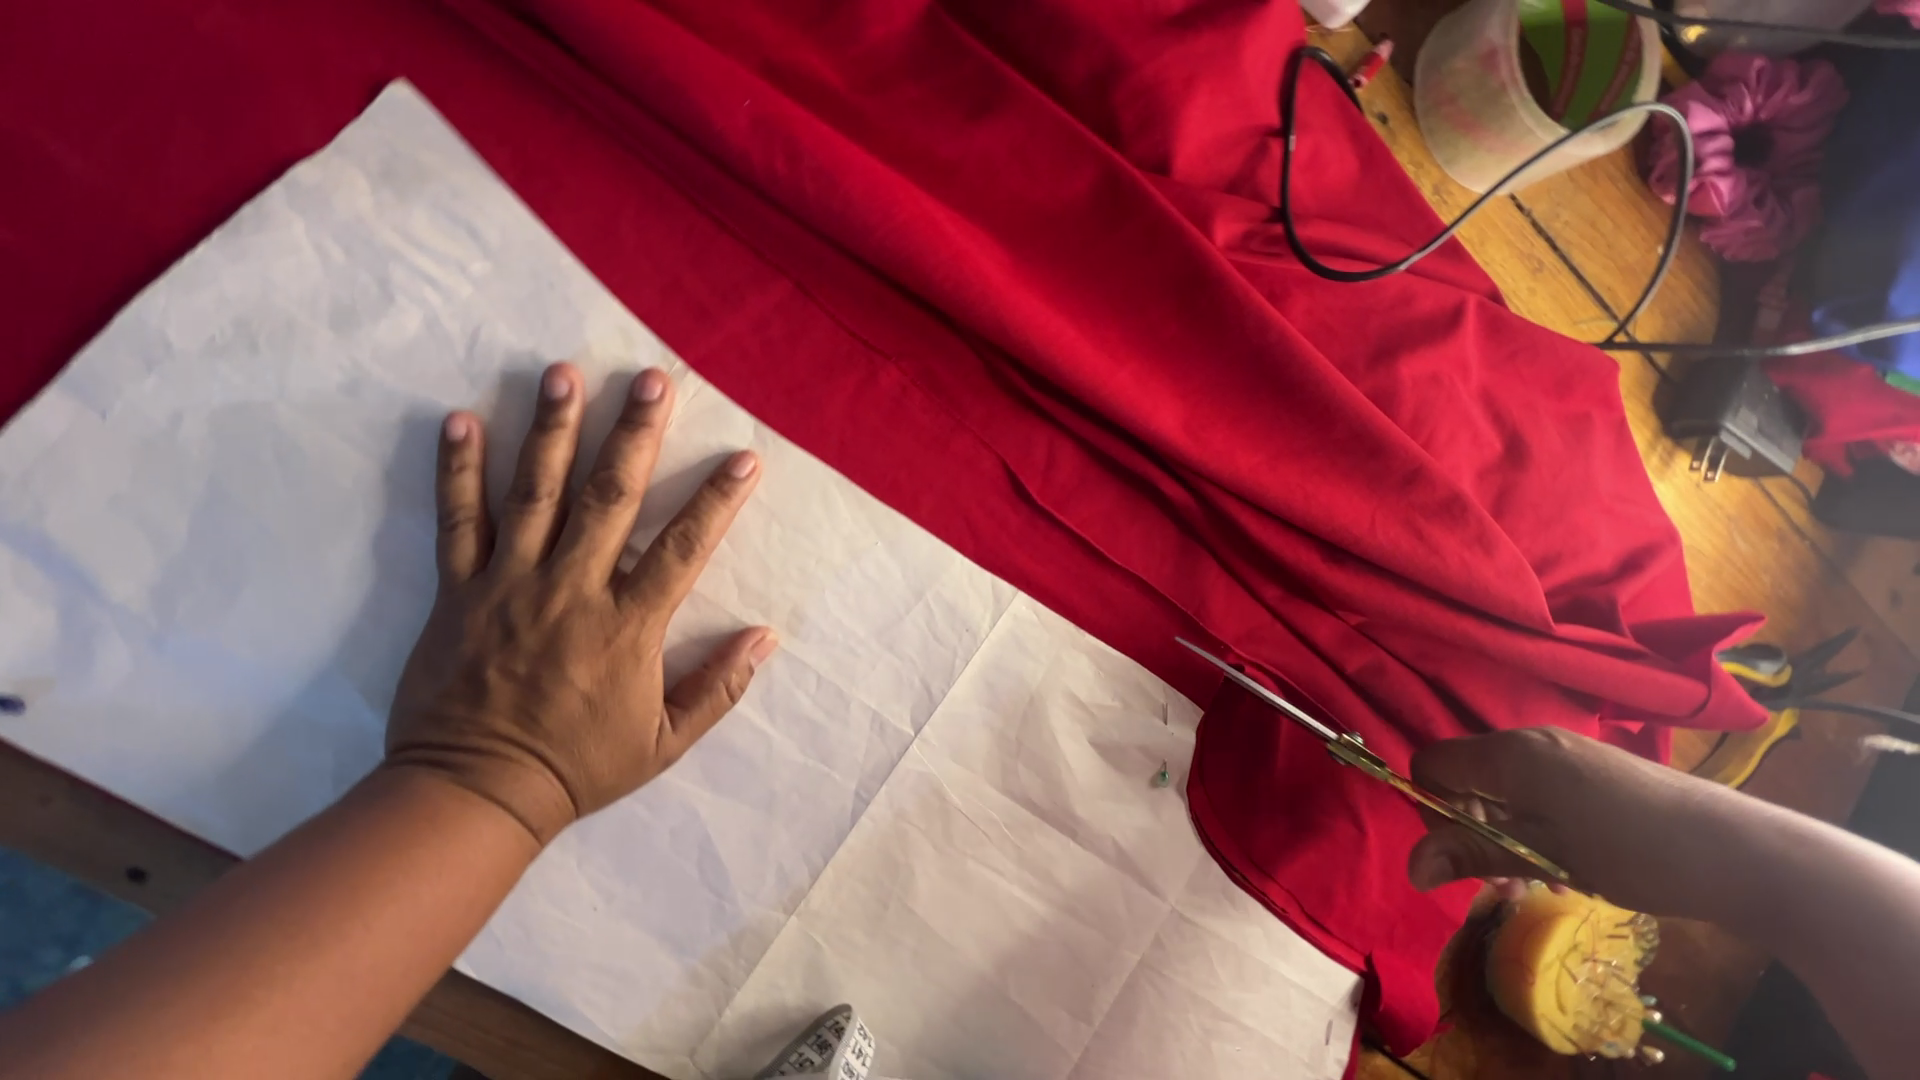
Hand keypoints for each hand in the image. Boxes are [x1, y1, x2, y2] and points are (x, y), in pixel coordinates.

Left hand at [386, 363, 776, 844]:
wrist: (474, 793)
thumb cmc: (579, 767)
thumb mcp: (666, 743)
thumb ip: (719, 689)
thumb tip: (766, 637)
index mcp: (628, 627)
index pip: (683, 548)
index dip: (718, 500)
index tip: (746, 458)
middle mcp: (572, 590)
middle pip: (609, 498)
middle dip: (635, 434)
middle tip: (652, 379)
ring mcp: (510, 585)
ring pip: (535, 494)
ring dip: (552, 429)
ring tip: (564, 373)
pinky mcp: (458, 591)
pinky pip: (458, 522)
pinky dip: (458, 470)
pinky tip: (463, 419)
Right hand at [1405, 727, 1731, 914]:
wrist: (1754, 855)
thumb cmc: (1636, 853)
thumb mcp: (1546, 858)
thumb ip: (1472, 855)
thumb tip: (1409, 869)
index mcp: (1508, 754)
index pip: (1431, 765)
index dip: (1432, 808)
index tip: (1464, 855)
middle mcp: (1529, 741)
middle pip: (1465, 779)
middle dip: (1471, 831)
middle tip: (1505, 884)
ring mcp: (1565, 753)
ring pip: (1502, 789)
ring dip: (1505, 837)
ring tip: (1541, 885)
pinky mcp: (1594, 769)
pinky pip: (1537, 790)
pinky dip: (1536, 827)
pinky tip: (1571, 868)